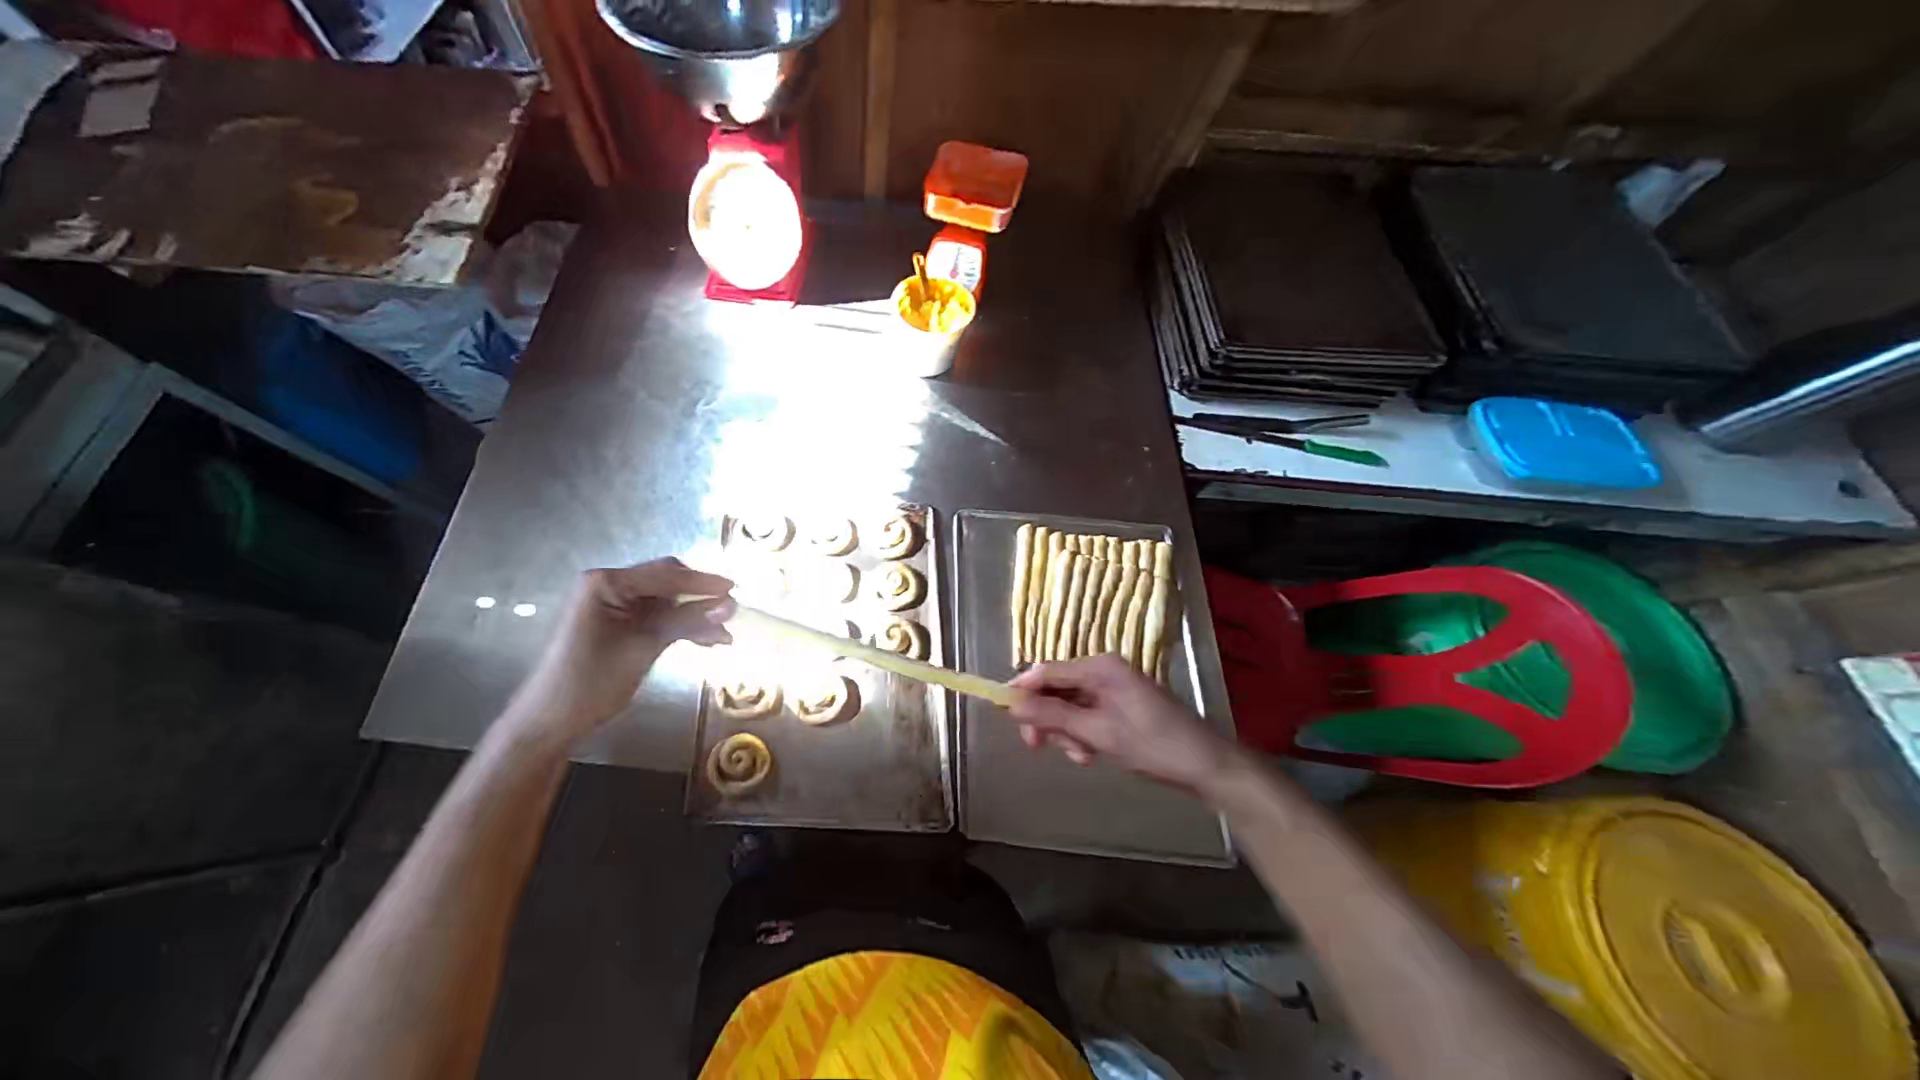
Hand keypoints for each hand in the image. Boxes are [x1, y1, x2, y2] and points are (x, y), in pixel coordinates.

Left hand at [504, 558, 734, 745]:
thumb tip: (730, 605)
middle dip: (699, 597)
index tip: (735, 589)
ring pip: (666, 601)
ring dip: (693, 615)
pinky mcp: (617, 625)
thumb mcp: (644, 647)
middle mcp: (608, 586)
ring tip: (721, 635)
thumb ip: (687, 621)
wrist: (550, 721)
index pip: (665, 574)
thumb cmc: (591, 681)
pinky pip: (657, 617)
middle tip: (729, 613)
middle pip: (667, 582)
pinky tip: (704, 641)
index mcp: (606, 583)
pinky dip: (680, 627)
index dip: (703, 582)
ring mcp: (612, 606)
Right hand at [1009, 654, 1244, 792]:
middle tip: (1037, 748)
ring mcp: (1113, 689)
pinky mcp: (1120, 707)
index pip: (1046, 671)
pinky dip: (1082, 734)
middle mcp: (1104, 671)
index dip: (1021, 690)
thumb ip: (1053, 717)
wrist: (1207, 766)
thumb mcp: (1098, 733)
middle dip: (1046, 718)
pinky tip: (1089, 755)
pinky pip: (1087, 715)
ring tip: (1080, 757)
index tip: (1000, 712)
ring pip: (1069, 706)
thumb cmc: (1154, 745)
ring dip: (1066, 732)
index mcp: (1100, 667)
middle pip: (1056, 689)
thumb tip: (1011, 704)